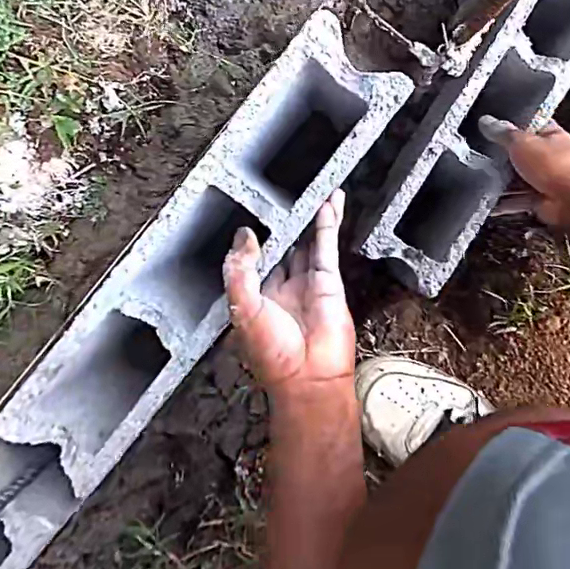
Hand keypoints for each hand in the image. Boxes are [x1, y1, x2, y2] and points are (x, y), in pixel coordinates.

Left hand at [223, 190, 355, 404]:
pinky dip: (329, 223)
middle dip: (287, 224)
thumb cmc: (273, 354)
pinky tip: (330, 202)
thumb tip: (244, 235)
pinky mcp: (330, 282)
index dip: (257, 237)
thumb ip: (240, 271)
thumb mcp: (243, 309)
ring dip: (311, 217)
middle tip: (285, 196)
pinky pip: (327, 245)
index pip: (256, 259)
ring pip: (309, 242)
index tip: (254, 212)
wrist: (309, 377)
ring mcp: (308, 284)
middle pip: (285, 247)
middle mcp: (283, 287)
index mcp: (258, 296)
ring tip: (313, 191)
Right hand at [478, 116, 569, 226]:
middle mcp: (549, 157)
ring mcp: (545, 179)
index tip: (489, 129)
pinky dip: (504, 203)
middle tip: (481, 158)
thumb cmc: (556, 165)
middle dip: (502, 158)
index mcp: (549, 135)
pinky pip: (517, 200)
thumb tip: (486, 121)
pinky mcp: (539, 200)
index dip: (510, 126)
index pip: (528, 126)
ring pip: (517, 179)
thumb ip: (503, 133)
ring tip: (482, 180)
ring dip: (502, 182)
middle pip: (520, 155)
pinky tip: (490, 202)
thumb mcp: (522, 142)